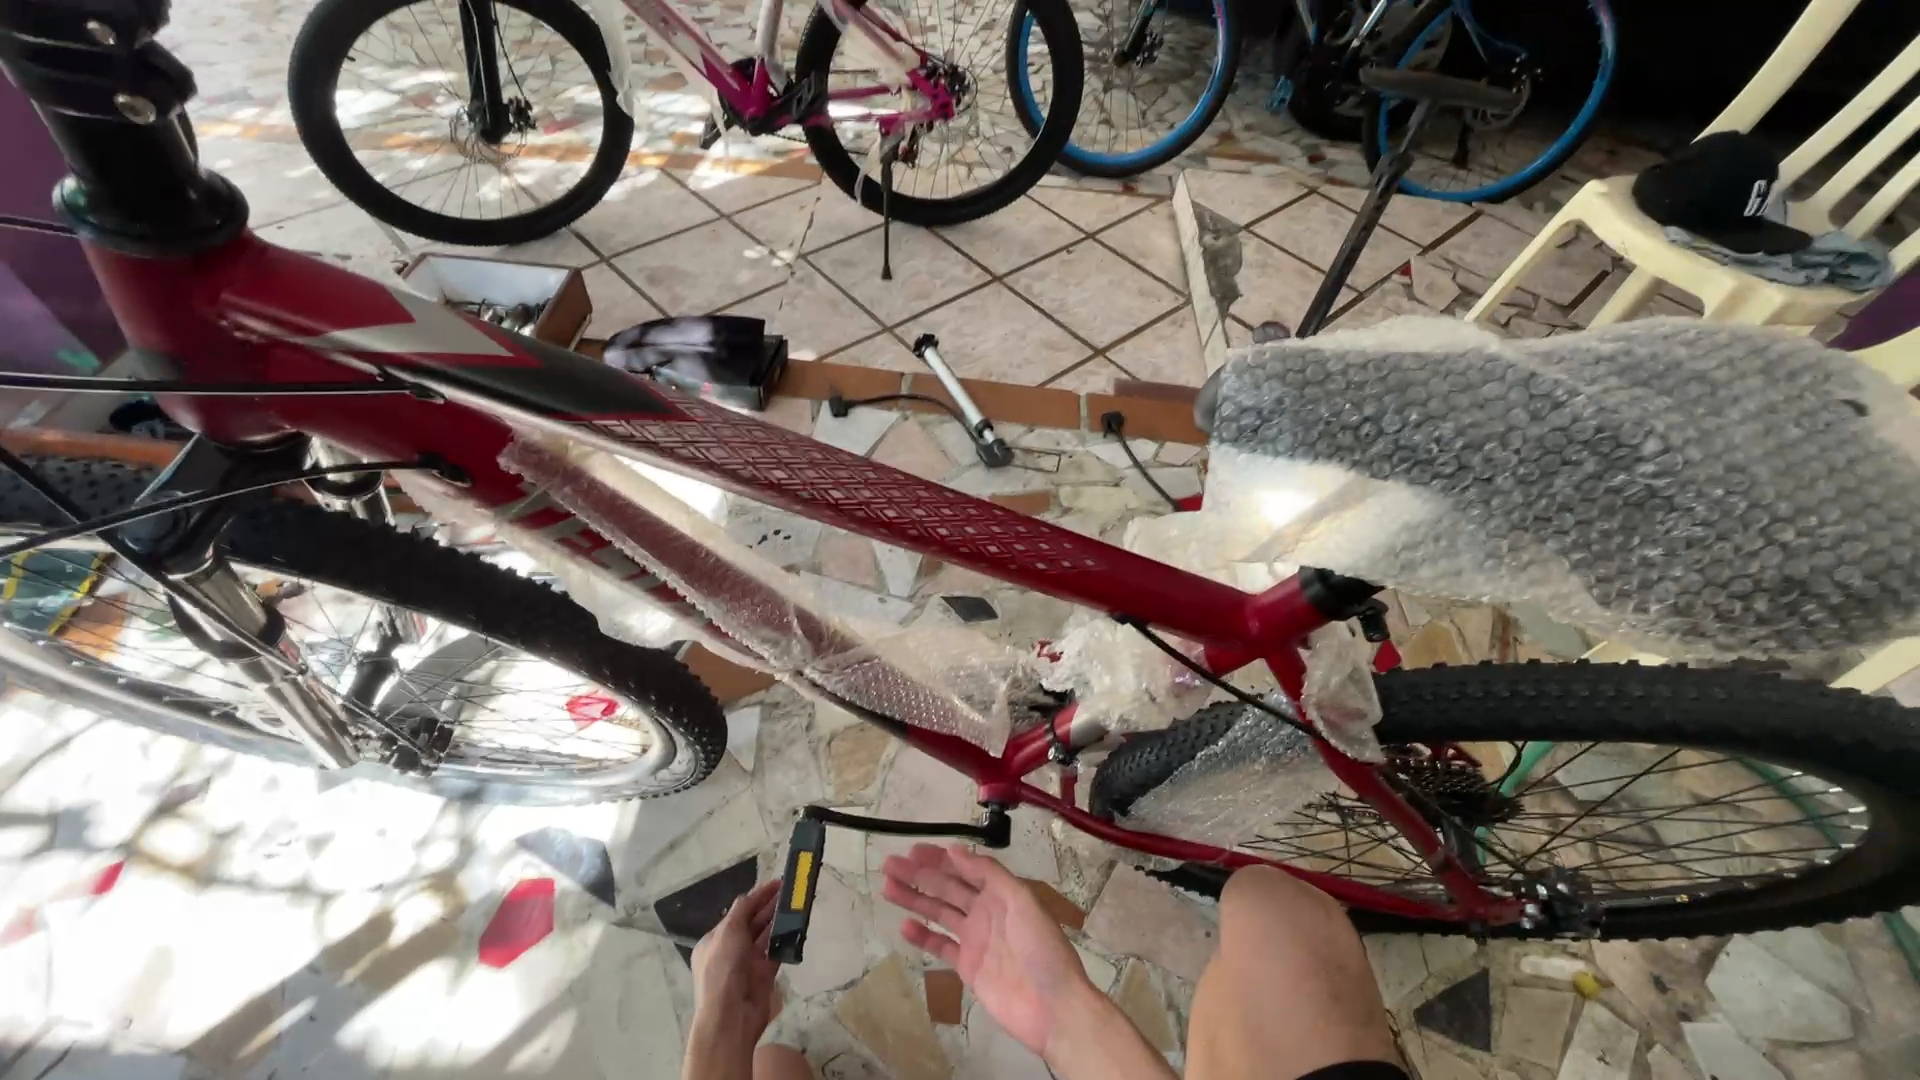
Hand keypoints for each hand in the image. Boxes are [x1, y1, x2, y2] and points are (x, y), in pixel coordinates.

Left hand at [690, 878, 781, 1041]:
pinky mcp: (764, 974)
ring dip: (780, 920)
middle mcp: (731, 950)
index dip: (758, 896)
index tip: (777, 883)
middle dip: (770, 906)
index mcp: (716, 940)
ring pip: (766, 935)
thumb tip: (752, 895)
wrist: (730, 1015)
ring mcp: (748, 963)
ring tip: (797, 904)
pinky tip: (797, 927)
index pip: (739, 912)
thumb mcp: (727, 932)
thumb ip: (741, 910)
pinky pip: (776, 952)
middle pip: (754, 922)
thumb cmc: (723, 969)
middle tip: (792, 891)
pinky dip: (785, 940)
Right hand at [881, 843, 1091, 1055]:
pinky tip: (904, 926)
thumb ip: (989, 874)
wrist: (1053, 1007)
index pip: (964, 868)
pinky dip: (923, 936)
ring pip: (938, 912)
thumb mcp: (1021, 900)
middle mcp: (985, 910)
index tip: (913, 850)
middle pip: (946, 887)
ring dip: (914, 899)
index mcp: (1000, 892)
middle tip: (889, 865)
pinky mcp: (968, 967)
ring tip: (887, 887)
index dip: (939, 859)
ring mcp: (975, 939)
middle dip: (919, 875)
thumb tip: (955, 850)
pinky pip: (941, 946)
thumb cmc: (1041, 948)